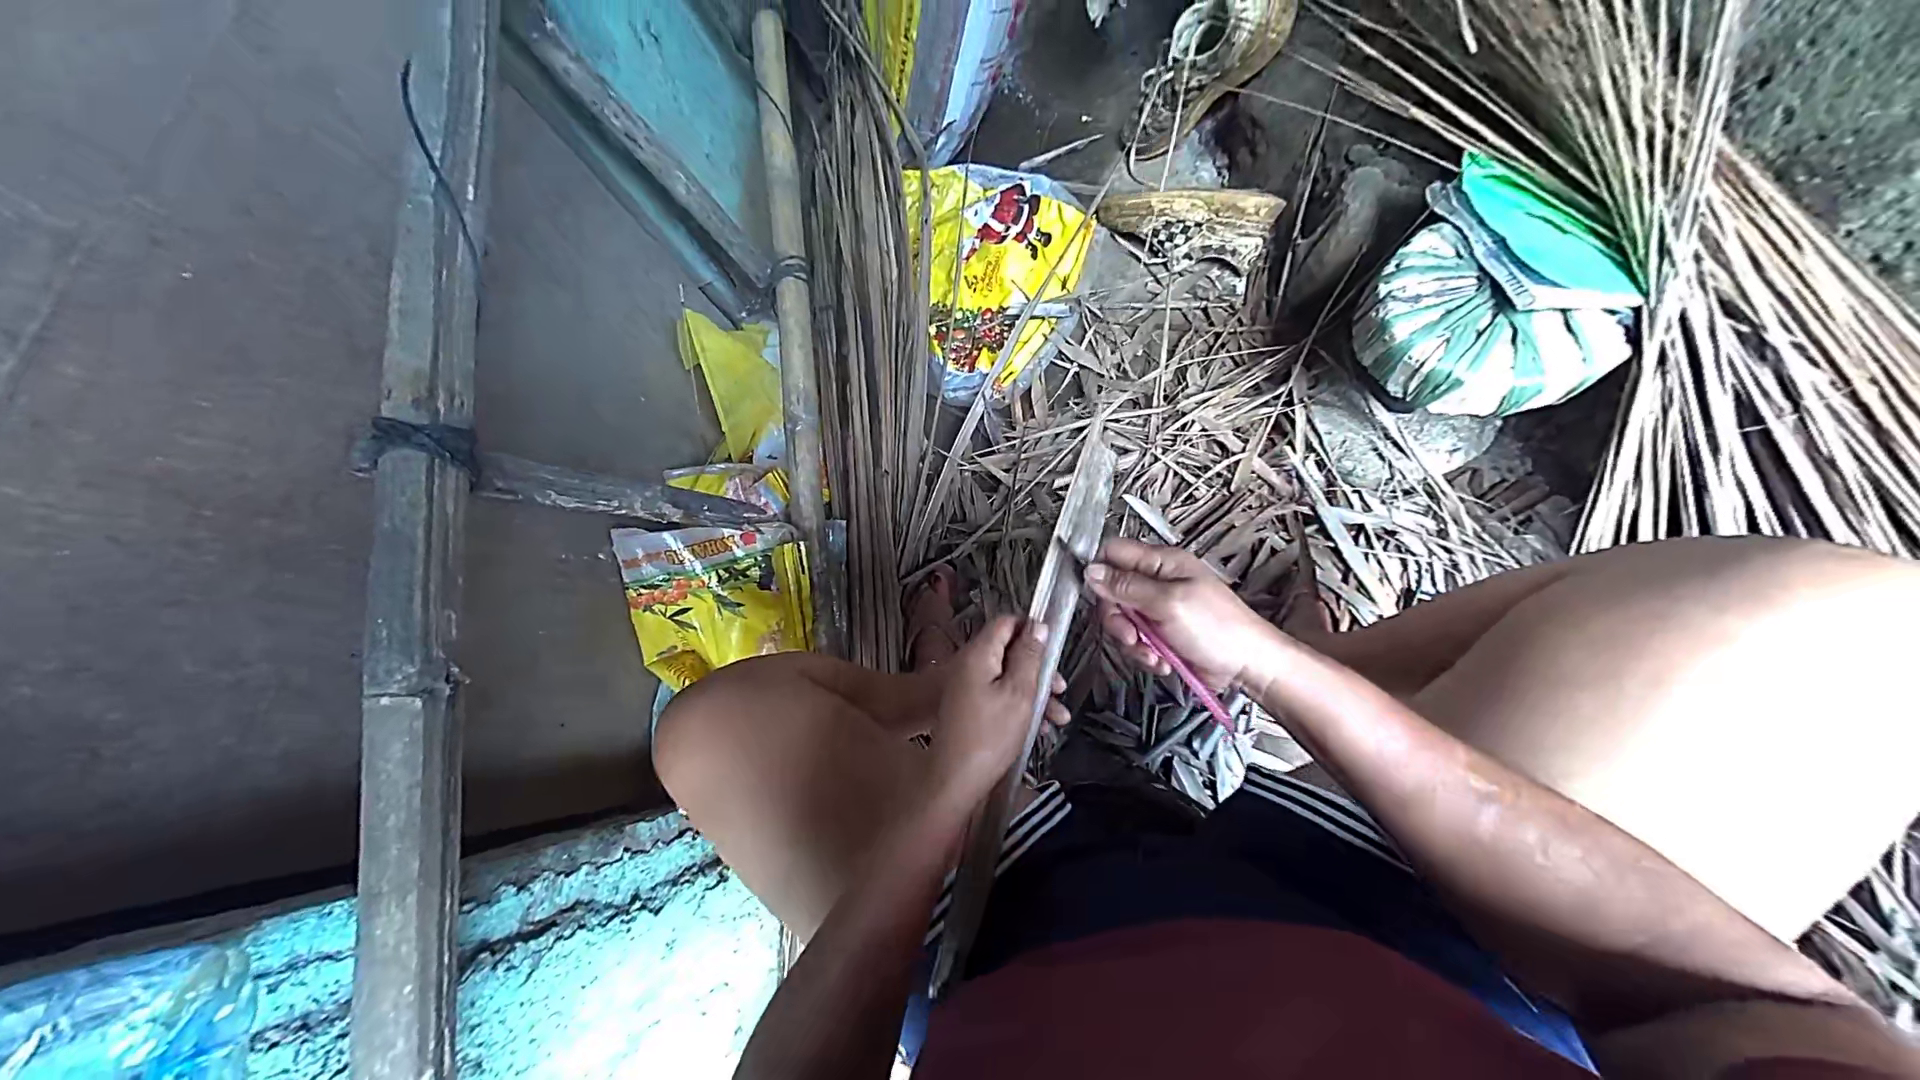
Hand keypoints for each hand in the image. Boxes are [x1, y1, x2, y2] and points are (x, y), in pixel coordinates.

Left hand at [929, 616, 1067, 808]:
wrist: (957, 779)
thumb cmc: (989, 737)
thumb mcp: (1020, 692)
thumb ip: (1030, 656)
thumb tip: (1038, 627)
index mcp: (979, 654)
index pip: (1006, 622)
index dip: (1031, 629)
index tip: (1052, 647)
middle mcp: (969, 665)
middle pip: (1009, 651)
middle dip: (1038, 668)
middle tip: (1058, 687)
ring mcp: (967, 686)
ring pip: (1008, 676)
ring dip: (1034, 691)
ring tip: (1057, 716)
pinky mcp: (969, 706)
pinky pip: (999, 695)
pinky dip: (1020, 705)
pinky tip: (1039, 727)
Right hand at [1086, 537, 1282, 691]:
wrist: (1248, 666)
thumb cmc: (1222, 630)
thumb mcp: (1168, 603)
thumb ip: (1127, 586)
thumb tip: (1093, 571)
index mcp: (1162, 563)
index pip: (1114, 553)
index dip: (1101, 573)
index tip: (1105, 598)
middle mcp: (1158, 582)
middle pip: (1112, 591)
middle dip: (1117, 619)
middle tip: (1132, 634)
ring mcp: (1159, 608)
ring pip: (1122, 620)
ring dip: (1132, 642)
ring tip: (1153, 652)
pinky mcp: (1161, 632)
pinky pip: (1136, 640)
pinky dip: (1144, 653)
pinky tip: (1160, 659)